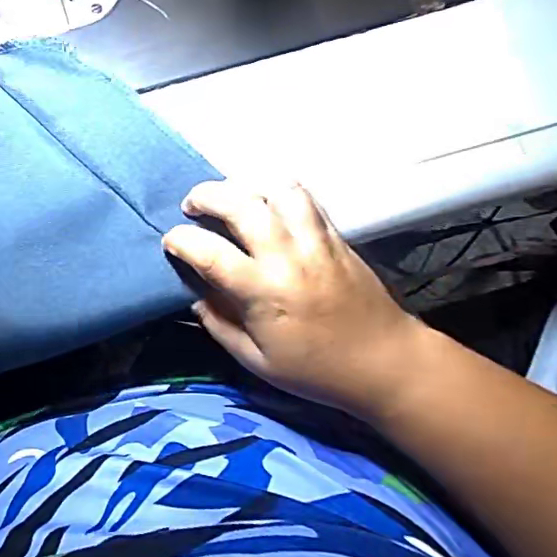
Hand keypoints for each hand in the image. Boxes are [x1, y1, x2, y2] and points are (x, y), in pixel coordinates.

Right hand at [163, 180, 435, 418]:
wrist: (384, 361)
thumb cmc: (315, 370)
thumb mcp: (256, 360)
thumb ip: (219, 324)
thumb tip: (196, 295)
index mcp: (263, 292)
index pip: (210, 253)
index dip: (181, 241)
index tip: (171, 242)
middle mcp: (288, 257)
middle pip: (242, 204)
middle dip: (207, 196)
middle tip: (192, 205)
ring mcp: (316, 241)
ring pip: (278, 190)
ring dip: (246, 186)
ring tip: (233, 200)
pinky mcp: (336, 236)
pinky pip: (305, 199)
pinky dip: (278, 192)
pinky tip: (267, 204)